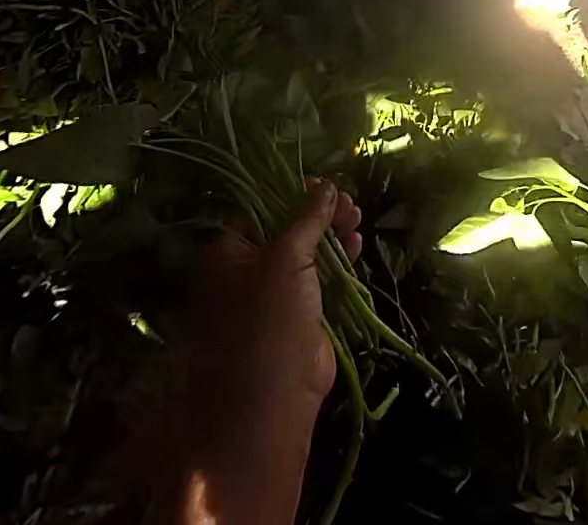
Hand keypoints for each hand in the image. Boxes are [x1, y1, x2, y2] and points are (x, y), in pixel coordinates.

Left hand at [159, 179, 362, 524]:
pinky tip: (356, 243)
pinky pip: (319, 276)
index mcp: (230, 251)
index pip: (261, 206)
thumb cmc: (268, 319)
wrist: (272, 403)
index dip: (293, 192)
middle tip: (348, 204)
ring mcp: (275, 292)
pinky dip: (338, 259)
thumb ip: (307, 218)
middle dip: (319, 212)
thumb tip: (324, 185)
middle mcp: (248, 268)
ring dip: (332, 232)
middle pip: (287, 226)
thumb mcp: (286, 258)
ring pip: (306, 250)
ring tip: (357, 219)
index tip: (324, 184)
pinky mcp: (299, 313)